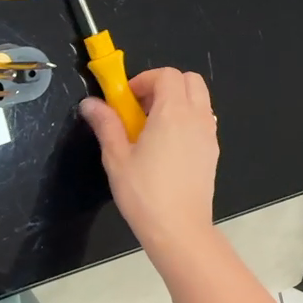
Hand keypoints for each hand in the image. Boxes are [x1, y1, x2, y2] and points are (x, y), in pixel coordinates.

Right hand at [79, 67, 218, 256]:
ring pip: (199, 99)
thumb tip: (90, 103)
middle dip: (163, 85)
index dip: (143, 79)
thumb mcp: (116, 157)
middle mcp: (196, 117)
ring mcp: (208, 134)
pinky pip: (202, 120)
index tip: (124, 99)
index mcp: (172, 113)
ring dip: (176, 101)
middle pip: (189, 80)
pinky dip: (185, 119)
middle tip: (138, 108)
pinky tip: (165, 146)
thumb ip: (106, 124)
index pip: (166, 75)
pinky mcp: (212, 150)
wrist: (178, 227)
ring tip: (151, 127)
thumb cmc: (143, 192)